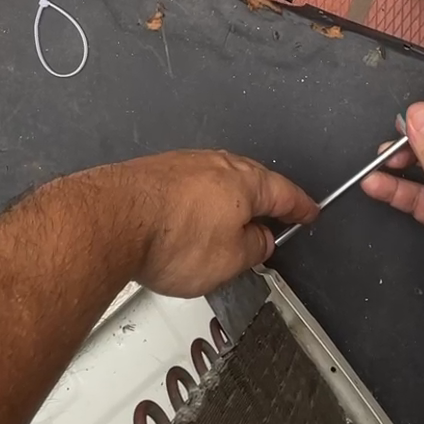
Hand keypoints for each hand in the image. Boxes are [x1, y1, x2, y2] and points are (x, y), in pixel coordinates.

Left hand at [79, 151, 318, 297]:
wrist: (113, 218)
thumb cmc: (173, 238)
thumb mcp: (230, 259)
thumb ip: (253, 247)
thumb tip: (261, 238)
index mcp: (244, 182)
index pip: (284, 192)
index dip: (300, 206)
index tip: (310, 212)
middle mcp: (217, 164)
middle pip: (252, 180)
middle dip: (265, 199)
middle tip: (276, 216)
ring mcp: (185, 164)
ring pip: (219, 181)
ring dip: (230, 201)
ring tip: (232, 224)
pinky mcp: (158, 172)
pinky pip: (192, 185)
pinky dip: (201, 202)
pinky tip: (192, 220)